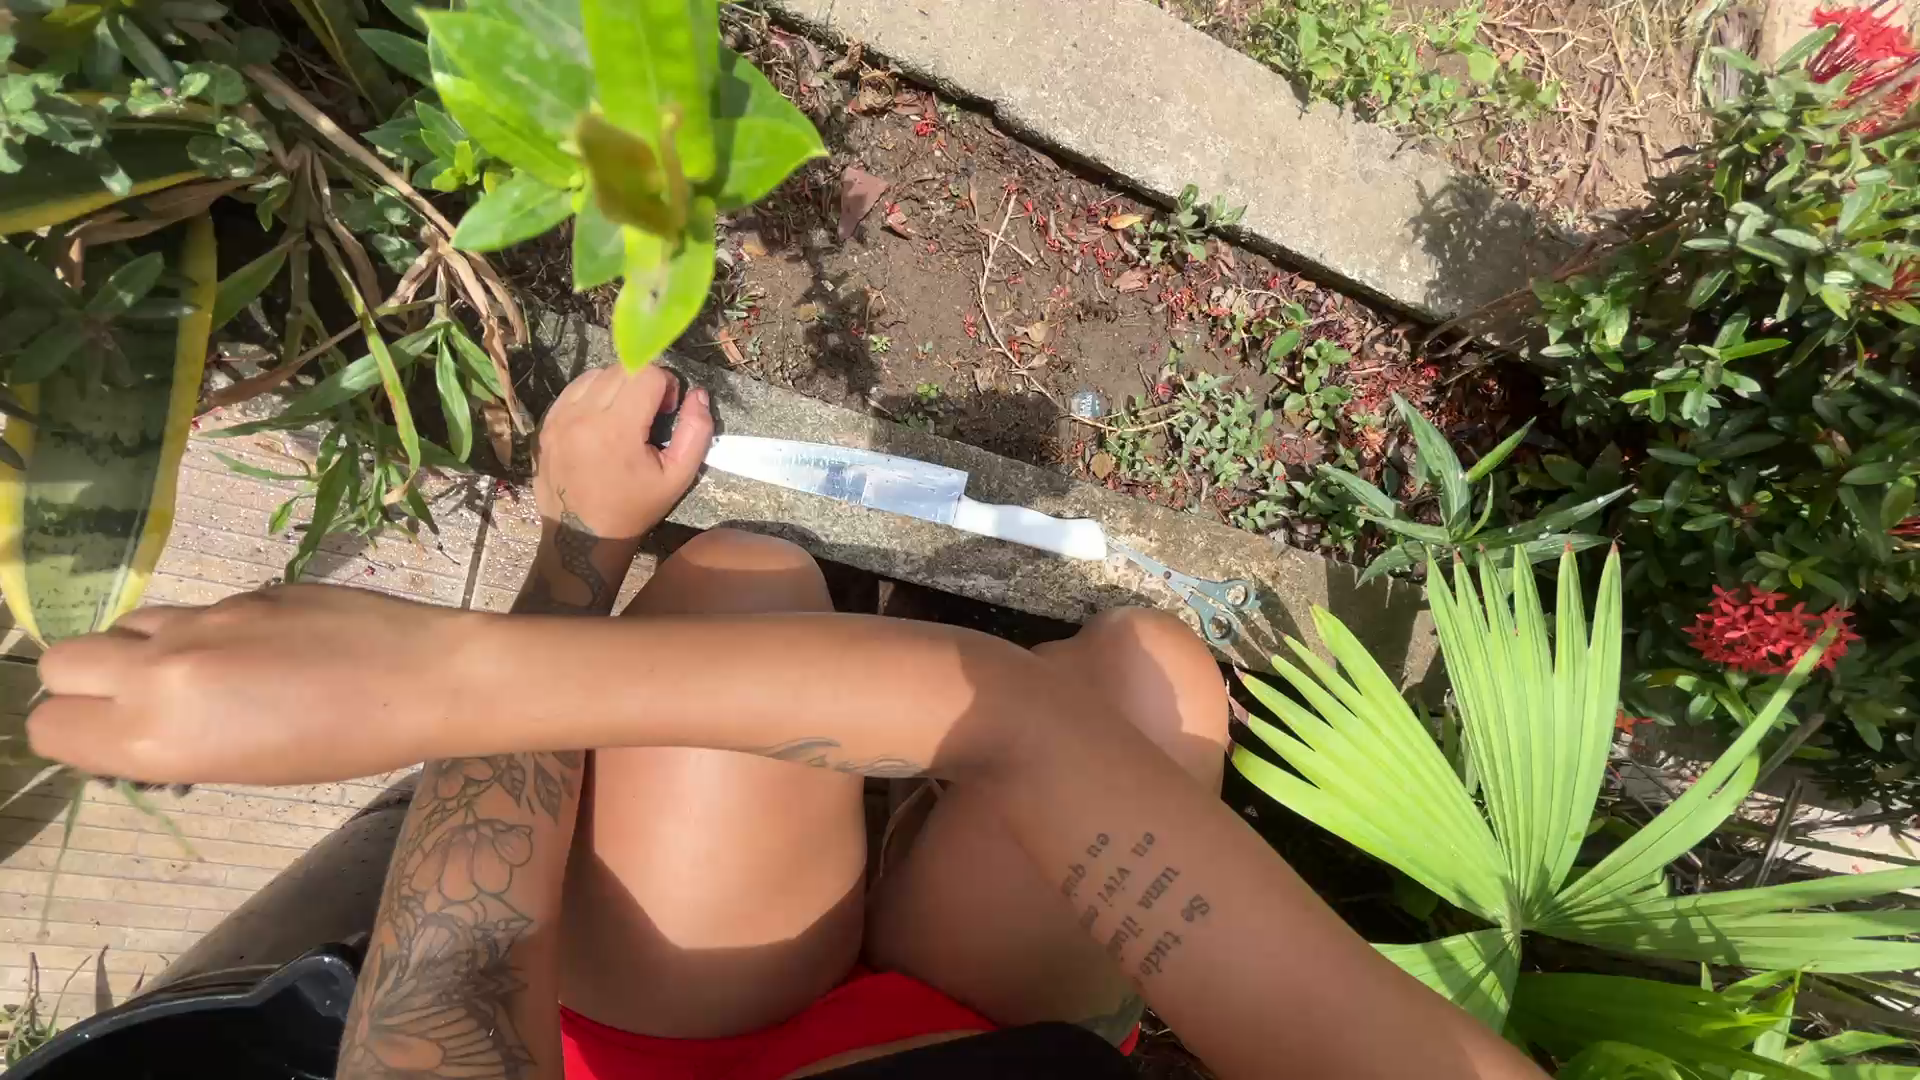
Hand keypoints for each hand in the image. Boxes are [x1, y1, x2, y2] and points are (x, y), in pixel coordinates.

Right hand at [29, 587, 475, 784]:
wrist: (434, 677)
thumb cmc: (356, 741)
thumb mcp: (251, 764)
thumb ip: (177, 737)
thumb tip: (144, 718)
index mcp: (155, 734)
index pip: (51, 725)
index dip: (83, 728)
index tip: (122, 730)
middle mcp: (164, 671)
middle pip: (67, 659)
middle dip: (98, 676)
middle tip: (158, 691)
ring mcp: (213, 619)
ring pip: (137, 621)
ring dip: (157, 642)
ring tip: (222, 663)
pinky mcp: (260, 588)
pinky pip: (212, 605)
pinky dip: (224, 623)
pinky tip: (284, 640)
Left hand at [534, 363, 712, 539]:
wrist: (582, 535)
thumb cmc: (635, 508)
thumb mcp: (678, 477)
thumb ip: (696, 432)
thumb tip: (698, 395)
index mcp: (616, 429)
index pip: (646, 374)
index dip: (667, 385)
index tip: (667, 411)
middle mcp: (582, 415)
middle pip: (621, 369)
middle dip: (644, 383)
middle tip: (651, 414)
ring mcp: (558, 418)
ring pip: (596, 374)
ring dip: (618, 386)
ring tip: (626, 416)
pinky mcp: (546, 423)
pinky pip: (575, 389)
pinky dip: (595, 395)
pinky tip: (604, 421)